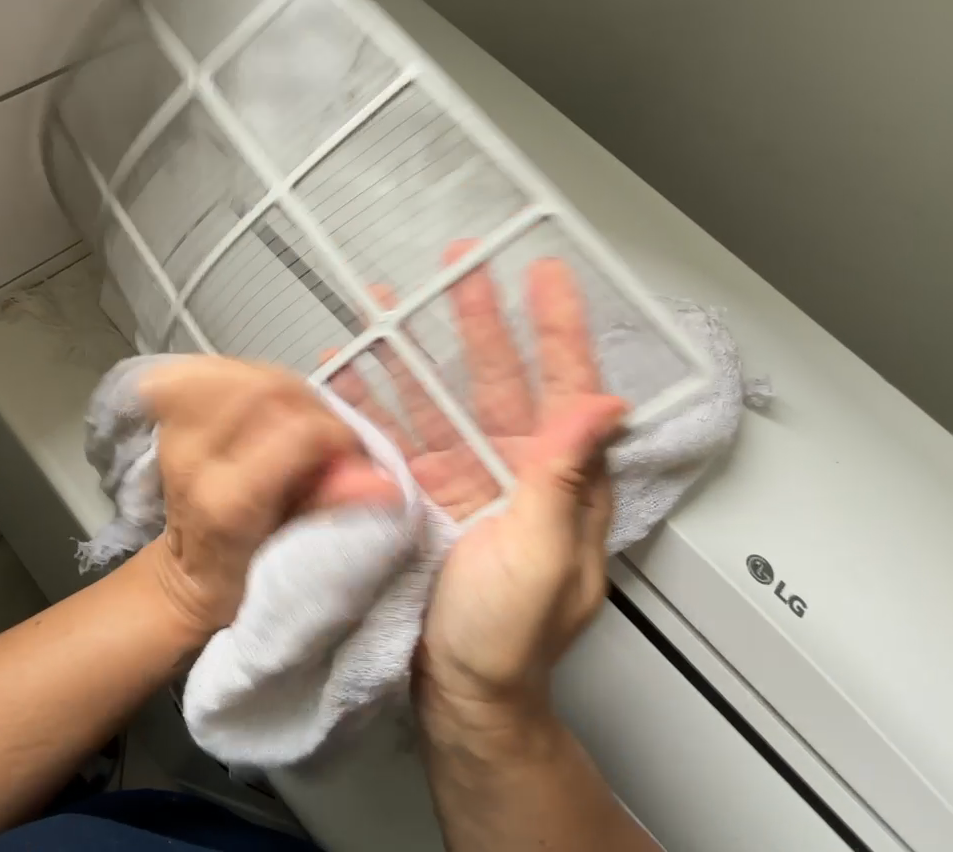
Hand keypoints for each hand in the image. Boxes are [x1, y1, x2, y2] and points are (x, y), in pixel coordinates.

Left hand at [138, 357, 401, 639]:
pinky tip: (261, 399)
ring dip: (282, 387)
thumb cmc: (246, 569)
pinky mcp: (167, 414)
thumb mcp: (296, 549)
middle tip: (327, 434)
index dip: (336, 434)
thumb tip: (387, 483)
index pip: (294, 434)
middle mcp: (190, 457)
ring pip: (240, 372)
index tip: (351, 451)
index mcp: (224, 501)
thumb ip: (334, 504)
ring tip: (298, 417)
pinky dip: (244, 375)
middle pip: (266, 391)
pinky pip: (210, 367)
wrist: (190, 568)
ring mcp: (173, 431)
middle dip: (312, 405)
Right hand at [328, 243, 624, 726]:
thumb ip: (563, 480)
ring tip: (392, 304)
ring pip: (435, 396)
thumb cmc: (508, 638)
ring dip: (413, 349)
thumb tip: (603, 405)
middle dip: (479, 319)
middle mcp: (509, 471)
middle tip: (461, 266)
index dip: (559, 328)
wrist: (454, 687)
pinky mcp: (413, 492)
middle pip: (495, 378)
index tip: (548, 278)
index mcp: (558, 484)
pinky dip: (367, 400)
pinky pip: (389, 433)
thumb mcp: (544, 558)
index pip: (566, 390)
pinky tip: (350, 371)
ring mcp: (457, 478)